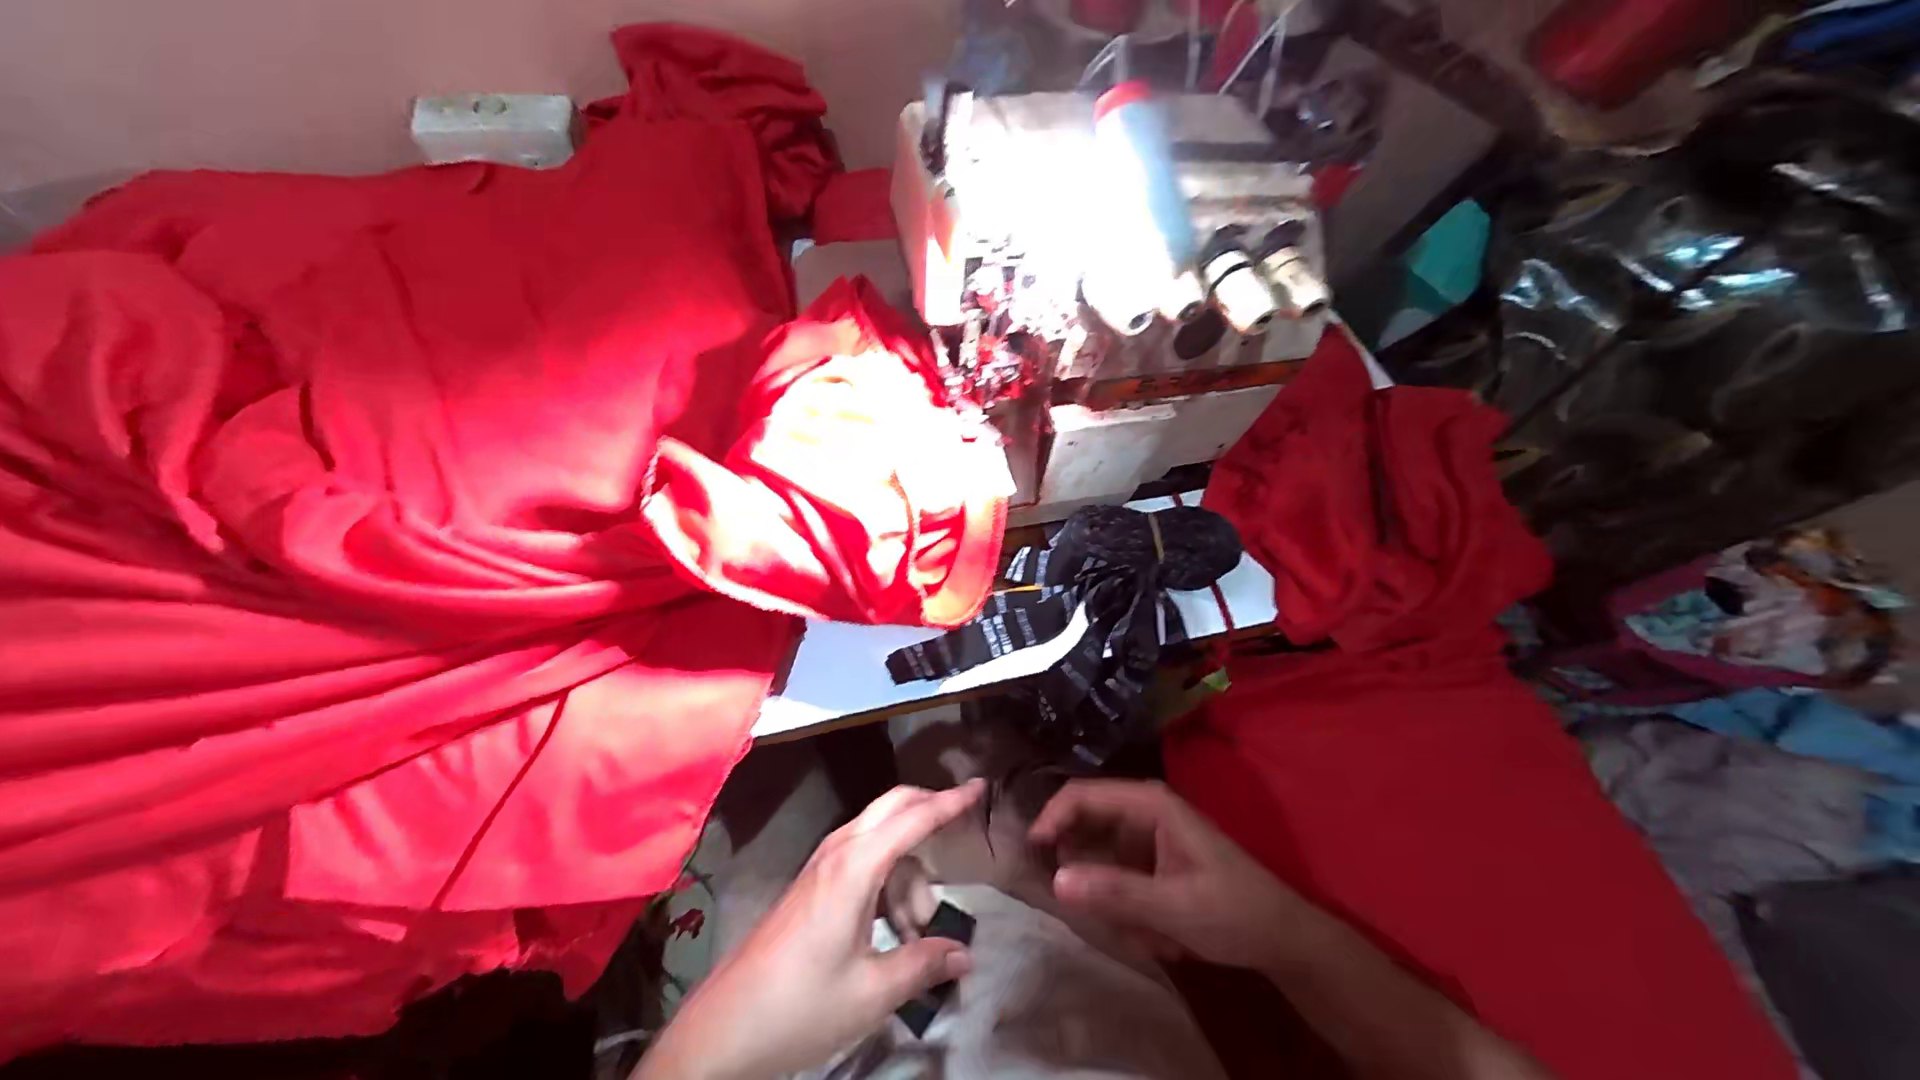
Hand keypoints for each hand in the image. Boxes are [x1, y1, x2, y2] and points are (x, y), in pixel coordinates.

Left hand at [637, 781, 984, 1079]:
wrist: (723, 1030)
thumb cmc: (801, 1006)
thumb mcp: (872, 993)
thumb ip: (924, 966)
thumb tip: (966, 955)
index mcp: (856, 866)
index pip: (914, 819)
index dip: (951, 801)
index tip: (981, 786)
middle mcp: (838, 851)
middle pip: (893, 807)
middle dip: (929, 813)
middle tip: (959, 835)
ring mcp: (821, 865)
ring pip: (880, 838)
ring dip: (908, 869)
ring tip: (914, 931)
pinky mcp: (811, 884)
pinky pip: (861, 859)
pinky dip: (886, 879)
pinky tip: (890, 929)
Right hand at [1029, 779, 1302, 969]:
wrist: (1281, 939)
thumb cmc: (1233, 912)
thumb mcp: (1174, 907)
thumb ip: (1116, 893)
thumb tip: (1056, 880)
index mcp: (1149, 804)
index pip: (1083, 795)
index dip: (1052, 817)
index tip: (1032, 853)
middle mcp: (1142, 810)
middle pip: (1085, 821)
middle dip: (1083, 867)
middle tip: (1084, 908)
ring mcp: (1144, 834)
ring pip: (1096, 854)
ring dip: (1108, 897)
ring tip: (1142, 933)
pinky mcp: (1146, 859)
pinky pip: (1113, 875)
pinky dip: (1122, 908)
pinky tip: (1154, 937)